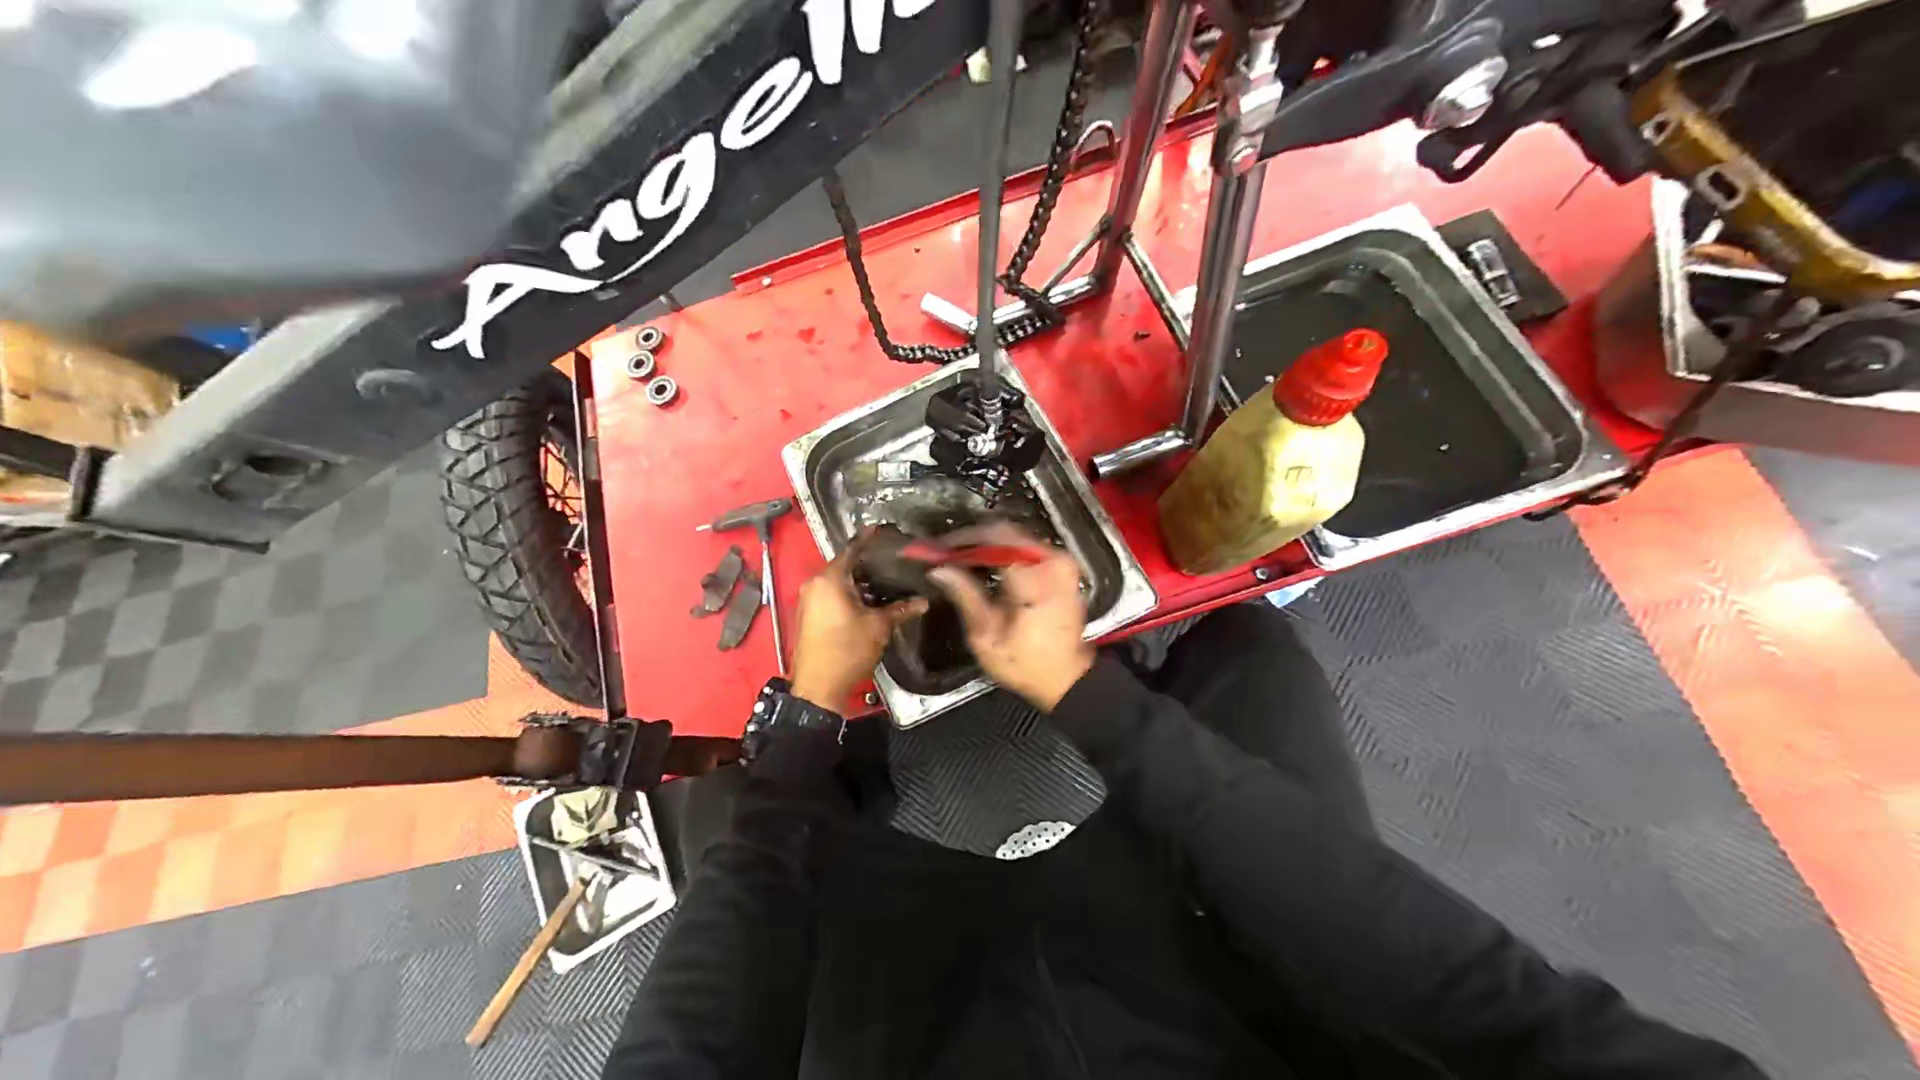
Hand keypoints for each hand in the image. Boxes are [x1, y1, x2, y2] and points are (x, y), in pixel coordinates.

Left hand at [789, 534, 927, 710]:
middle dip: (868, 566)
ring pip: (838, 583)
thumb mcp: (879, 627)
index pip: (851, 550)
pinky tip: (870, 603)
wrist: (819, 688)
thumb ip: (900, 609)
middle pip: (845, 566)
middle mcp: (815, 585)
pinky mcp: (809, 616)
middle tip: (893, 562)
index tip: (881, 530)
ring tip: (887, 584)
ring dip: (859, 584)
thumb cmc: (847, 651)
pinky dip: (849, 595)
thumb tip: (923, 601)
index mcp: (829, 580)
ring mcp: (809, 601)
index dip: (868, 540)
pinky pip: (831, 596)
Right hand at [928, 524, 1094, 711]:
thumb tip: (940, 571)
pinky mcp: (1062, 567)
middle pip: (1003, 533)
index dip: (960, 540)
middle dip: (969, 540)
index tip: (936, 549)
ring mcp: (1061, 563)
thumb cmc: (1028, 664)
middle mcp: (1052, 565)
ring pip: (1013, 537)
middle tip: (943, 553)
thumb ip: (965, 596)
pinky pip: (1025, 547)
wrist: (1067, 677)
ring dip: (984, 544)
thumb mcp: (987, 637)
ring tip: (958, 558)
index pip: (993, 539)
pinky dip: (1001, 551)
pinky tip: (981, 564)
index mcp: (1034, 581)